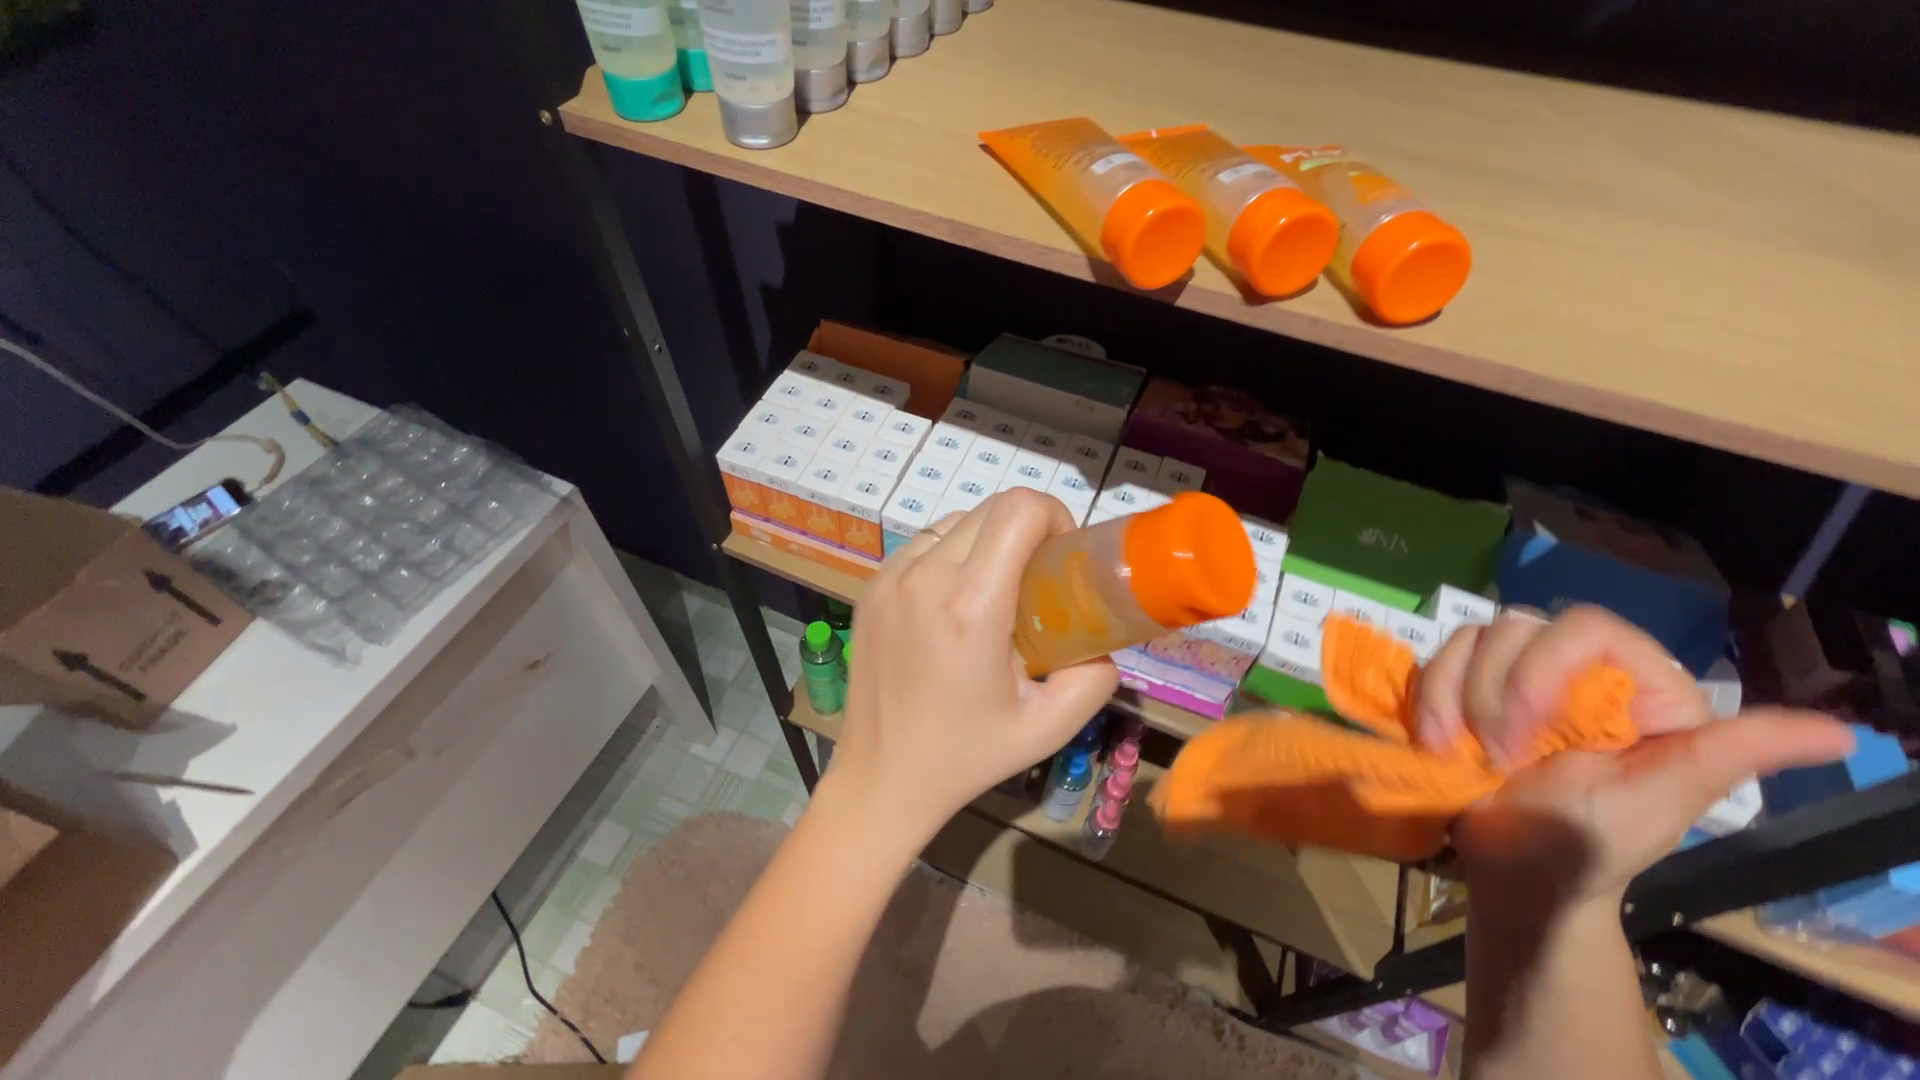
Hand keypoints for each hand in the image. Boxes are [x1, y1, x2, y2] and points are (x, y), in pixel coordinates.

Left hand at [831, 489, 1119, 836]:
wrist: (882, 776)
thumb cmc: (967, 755)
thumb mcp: (1049, 727)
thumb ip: (1095, 677)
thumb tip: (1106, 641)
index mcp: (971, 607)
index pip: (1020, 510)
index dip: (1055, 518)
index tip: (1062, 559)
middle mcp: (926, 578)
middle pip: (992, 508)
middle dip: (1028, 529)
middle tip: (1039, 580)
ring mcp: (890, 577)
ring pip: (957, 521)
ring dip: (988, 540)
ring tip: (997, 591)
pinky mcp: (871, 586)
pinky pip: (925, 544)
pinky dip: (952, 555)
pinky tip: (956, 602)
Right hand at [1423, 606, 1853, 907]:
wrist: (1515, 873)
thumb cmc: (1588, 844)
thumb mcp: (1658, 802)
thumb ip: (1726, 756)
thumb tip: (1841, 735)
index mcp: (1636, 688)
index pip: (1587, 627)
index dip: (1544, 668)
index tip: (1526, 733)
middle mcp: (1575, 670)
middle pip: (1517, 627)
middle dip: (1493, 695)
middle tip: (1499, 756)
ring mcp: (1512, 676)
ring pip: (1469, 639)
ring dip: (1453, 699)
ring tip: (1463, 751)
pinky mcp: (1464, 688)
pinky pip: (1433, 662)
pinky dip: (1425, 701)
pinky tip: (1435, 741)